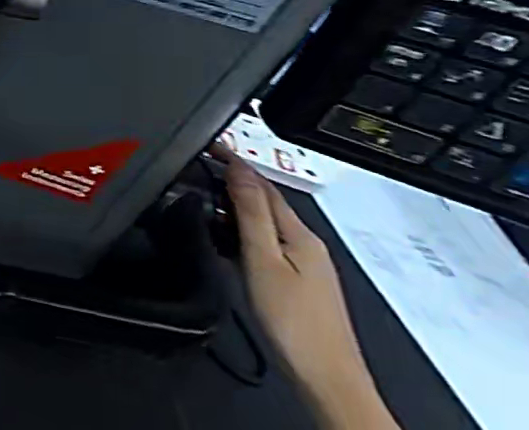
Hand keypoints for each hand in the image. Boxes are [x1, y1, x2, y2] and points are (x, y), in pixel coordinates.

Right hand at [217, 147, 397, 429]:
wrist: (328, 382)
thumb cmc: (294, 326)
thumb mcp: (263, 261)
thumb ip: (250, 213)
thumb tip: (238, 169)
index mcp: (299, 234)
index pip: (261, 183)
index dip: (234, 161)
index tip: (209, 145)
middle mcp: (307, 244)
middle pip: (266, 200)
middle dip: (234, 180)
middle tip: (201, 169)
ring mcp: (307, 265)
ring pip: (267, 222)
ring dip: (239, 206)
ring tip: (208, 201)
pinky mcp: (302, 284)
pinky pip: (270, 242)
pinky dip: (246, 232)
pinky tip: (230, 243)